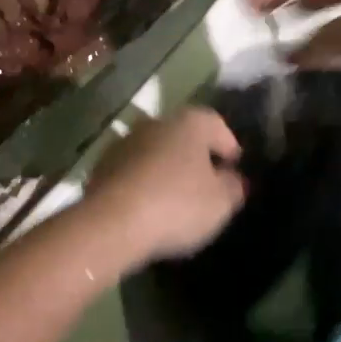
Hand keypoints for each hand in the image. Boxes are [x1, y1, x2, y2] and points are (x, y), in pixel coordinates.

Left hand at [84, 108, 246, 263]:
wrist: (113, 220)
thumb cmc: (177, 205)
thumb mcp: (221, 203)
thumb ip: (234, 187)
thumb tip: (235, 178)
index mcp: (190, 122)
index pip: (218, 125)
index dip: (230, 148)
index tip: (235, 171)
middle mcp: (158, 120)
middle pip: (185, 135)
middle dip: (196, 157)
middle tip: (207, 186)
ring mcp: (127, 138)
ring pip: (157, 149)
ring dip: (167, 167)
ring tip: (176, 199)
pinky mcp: (104, 161)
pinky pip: (134, 167)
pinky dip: (144, 180)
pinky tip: (148, 205)